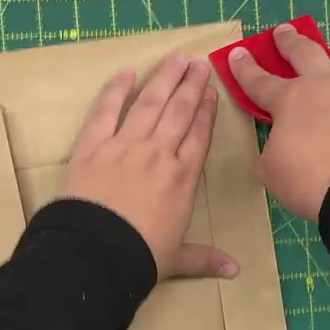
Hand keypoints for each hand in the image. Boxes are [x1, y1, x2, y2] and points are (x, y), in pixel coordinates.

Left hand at [60, 52, 238, 280]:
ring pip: (149, 103)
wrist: (96, 253)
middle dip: (190, 86)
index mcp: (182, 179)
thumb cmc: (140, 257)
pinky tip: (126, 74)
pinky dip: (116, 90)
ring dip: (164, 79)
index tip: (211, 93)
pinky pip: (107, 111)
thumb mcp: (178, 259)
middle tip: (199, 64)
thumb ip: (205, 259)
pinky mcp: (93, 146)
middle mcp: (158, 154)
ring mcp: (125, 146)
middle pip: (178, 112)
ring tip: (175, 59)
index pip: (199, 137)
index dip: (206, 112)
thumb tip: (236, 271)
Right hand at [227, 23, 329, 220]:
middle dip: (290, 42)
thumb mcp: (273, 169)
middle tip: (283, 30)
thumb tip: (287, 139)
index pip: (259, 80)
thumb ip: (275, 146)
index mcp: (290, 100)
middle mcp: (325, 86)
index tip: (238, 53)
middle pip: (304, 54)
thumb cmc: (311, 181)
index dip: (245, 68)